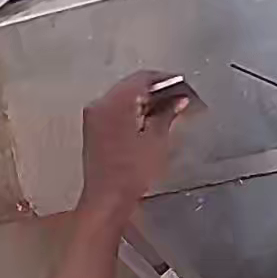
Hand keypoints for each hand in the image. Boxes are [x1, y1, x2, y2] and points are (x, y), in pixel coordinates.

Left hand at [78, 70, 189, 220]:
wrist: (107, 199)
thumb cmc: (133, 171)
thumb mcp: (156, 140)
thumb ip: (167, 113)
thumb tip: (179, 100)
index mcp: (115, 102)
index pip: (142, 78)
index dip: (165, 79)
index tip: (183, 85)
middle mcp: (100, 104)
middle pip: (130, 86)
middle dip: (155, 90)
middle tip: (178, 98)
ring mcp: (94, 116)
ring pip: (122, 98)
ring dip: (143, 101)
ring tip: (167, 110)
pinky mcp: (93, 129)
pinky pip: (115, 110)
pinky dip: (132, 111)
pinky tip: (148, 121)